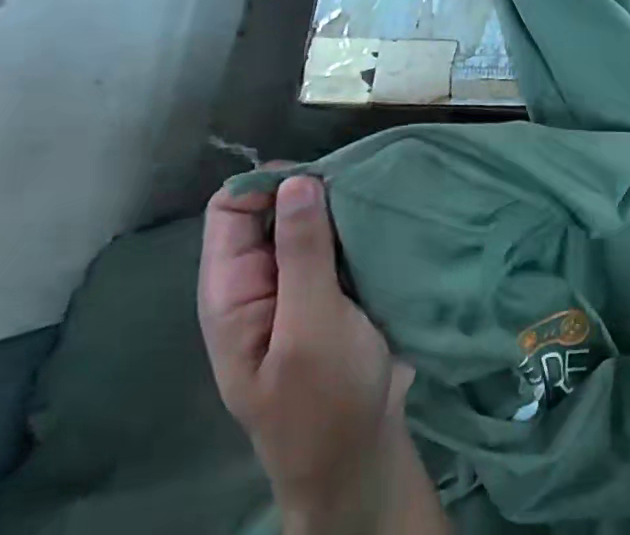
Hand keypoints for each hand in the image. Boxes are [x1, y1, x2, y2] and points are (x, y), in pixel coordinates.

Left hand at [199, 174, 439, 534]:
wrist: (361, 452)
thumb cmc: (324, 398)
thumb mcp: (310, 325)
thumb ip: (302, 253)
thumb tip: (299, 181)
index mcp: (234, 291)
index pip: (232, 210)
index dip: (271, 184)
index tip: (326, 177)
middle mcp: (264, 281)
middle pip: (278, 211)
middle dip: (319, 191)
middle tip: (368, 184)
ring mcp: (305, 287)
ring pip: (318, 226)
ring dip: (349, 210)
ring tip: (389, 195)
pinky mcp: (342, 293)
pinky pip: (348, 246)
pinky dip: (368, 230)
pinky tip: (397, 222)